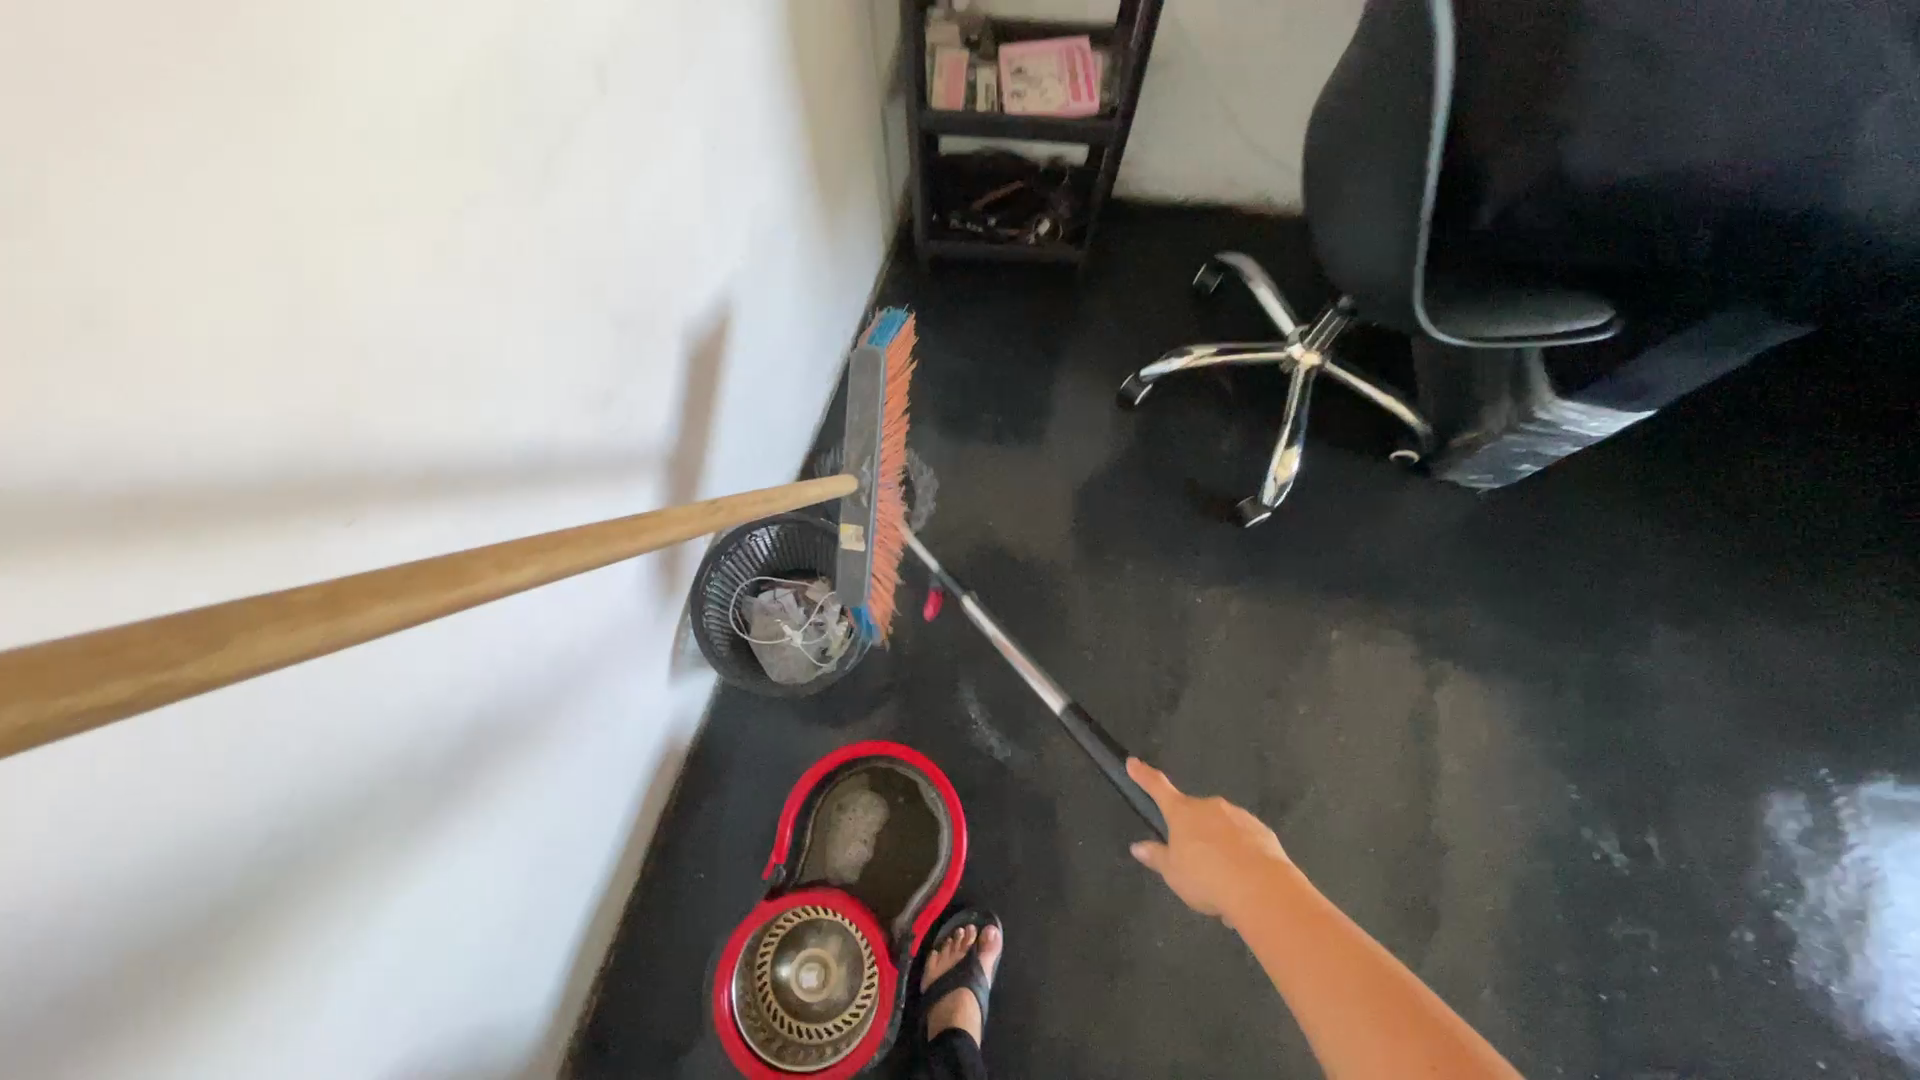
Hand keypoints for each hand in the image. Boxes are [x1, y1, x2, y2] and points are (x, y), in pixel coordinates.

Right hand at [1127, 758, 1290, 920]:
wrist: (1262, 889)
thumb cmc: (1207, 878)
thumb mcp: (1173, 873)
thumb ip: (1157, 857)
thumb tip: (1138, 846)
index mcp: (1182, 813)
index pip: (1158, 788)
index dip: (1144, 775)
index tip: (1133, 761)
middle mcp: (1209, 807)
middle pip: (1194, 815)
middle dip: (1193, 833)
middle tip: (1196, 865)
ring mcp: (1238, 815)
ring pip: (1221, 828)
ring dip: (1218, 845)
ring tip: (1222, 880)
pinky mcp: (1262, 830)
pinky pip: (1244, 839)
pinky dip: (1241, 854)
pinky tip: (1243, 878)